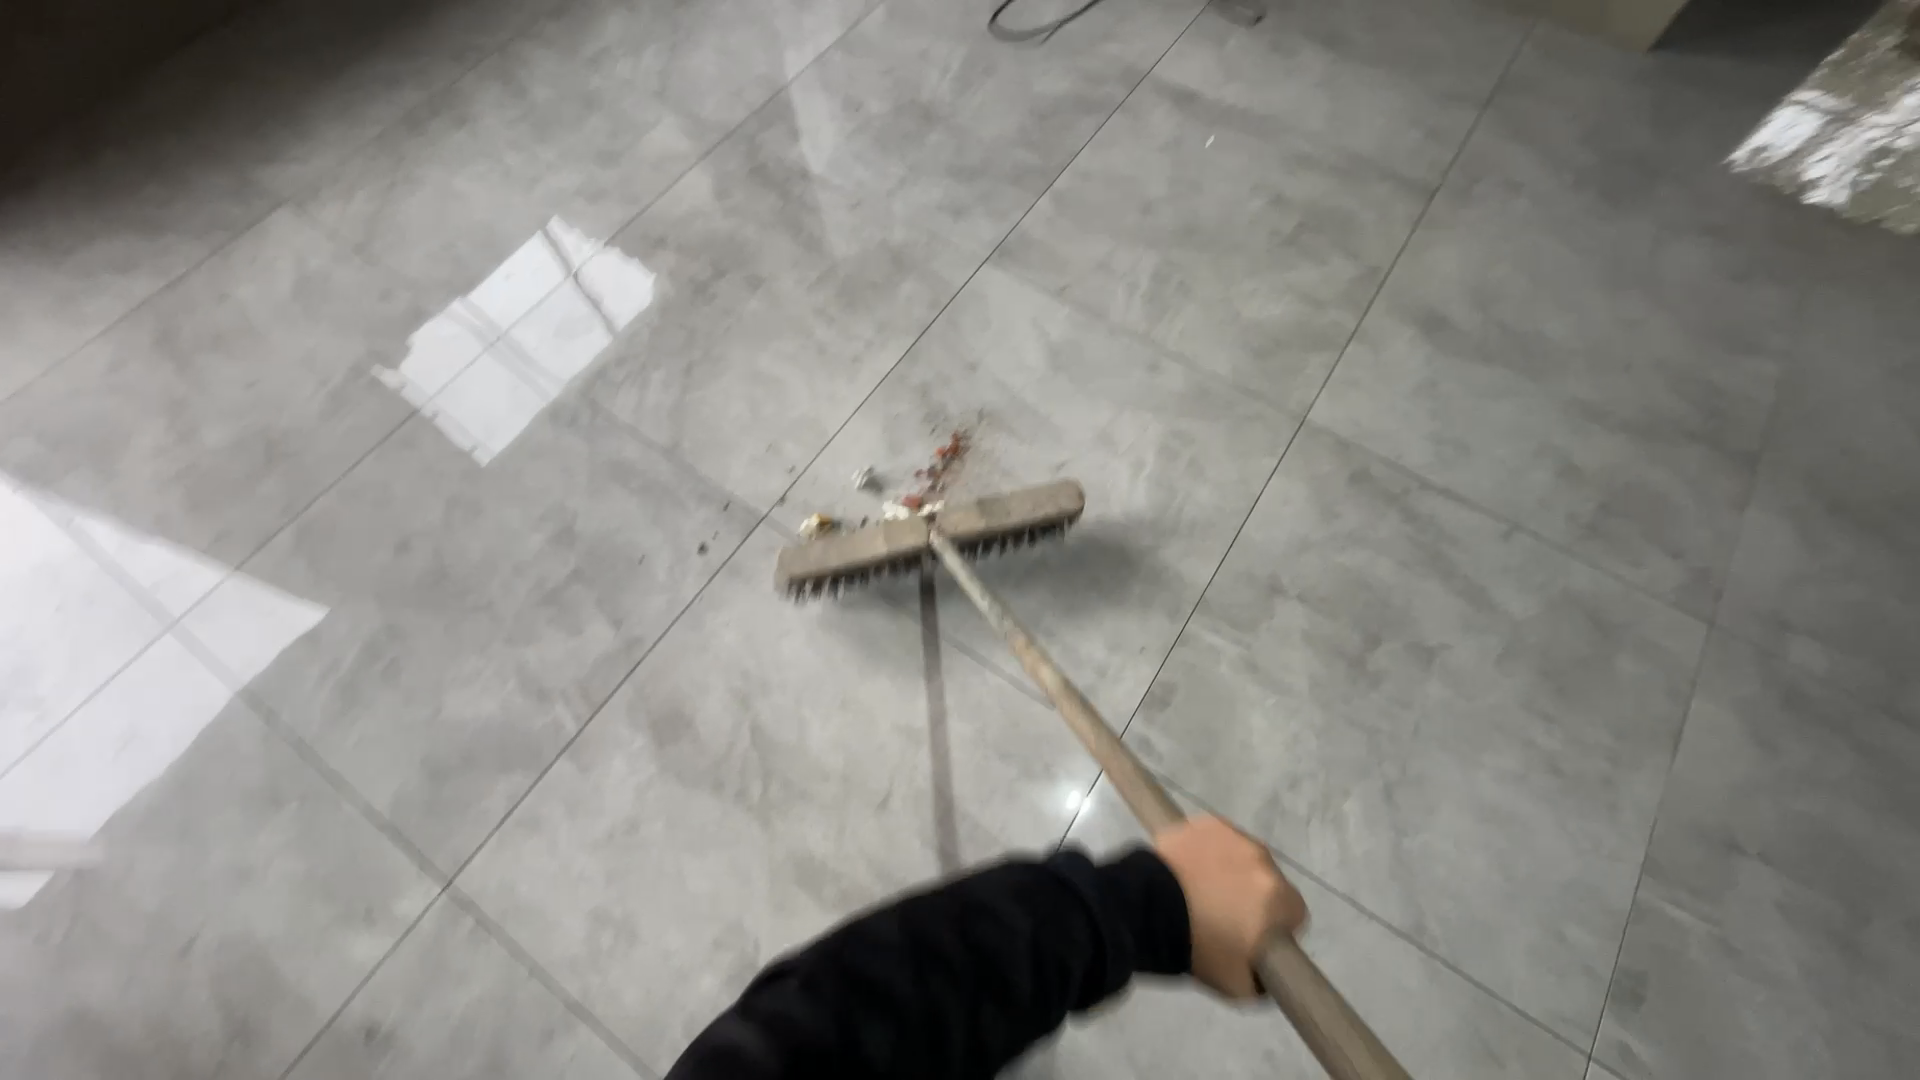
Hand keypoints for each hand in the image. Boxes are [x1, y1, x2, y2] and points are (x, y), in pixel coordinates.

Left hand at [1153, 816, 1306, 998]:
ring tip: (1203, 885)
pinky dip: (1211, 849)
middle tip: (1224, 910)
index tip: (1253, 933)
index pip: (1294, 912)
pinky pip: (1219, 838)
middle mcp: (1263, 860)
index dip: (1277, 925)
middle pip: (1269, 880)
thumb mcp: (1241, 987)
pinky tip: (1192, 865)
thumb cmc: (1197, 947)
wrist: (1147, 906)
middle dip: (1254, 894)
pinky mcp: (1208, 822)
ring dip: (1233, 868)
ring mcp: (1234, 835)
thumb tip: (1267, 969)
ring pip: (1244, 856)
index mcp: (1279, 897)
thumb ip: (1265, 980)